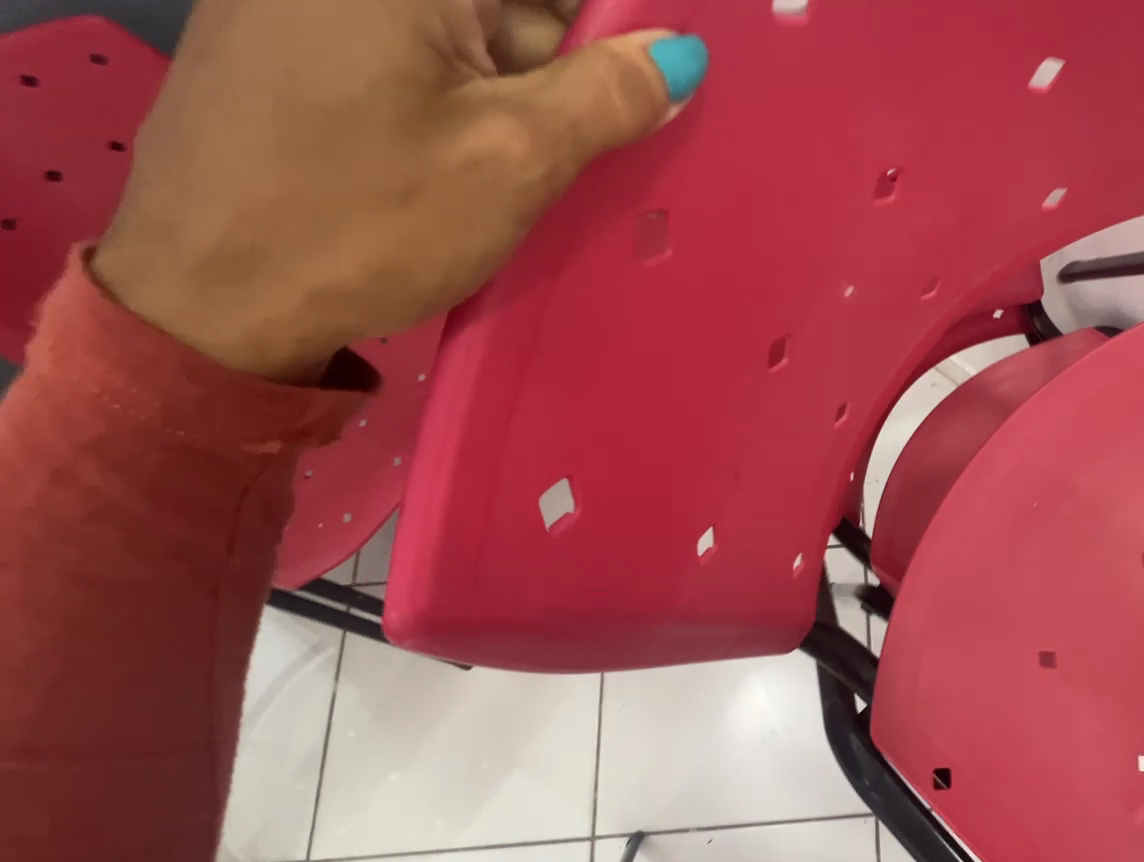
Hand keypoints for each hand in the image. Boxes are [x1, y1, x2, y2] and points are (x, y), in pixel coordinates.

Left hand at [91, 0, 709, 383]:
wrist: (212, 296)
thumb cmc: (371, 221)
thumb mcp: (511, 159)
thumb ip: (603, 95)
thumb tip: (678, 53)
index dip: (616, 30)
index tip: (658, 88)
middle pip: (510, 6)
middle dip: (571, 68)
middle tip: (608, 146)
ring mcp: (310, 3)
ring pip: (470, 37)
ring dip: (527, 95)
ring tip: (547, 169)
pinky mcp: (296, 48)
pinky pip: (421, 60)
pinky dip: (474, 104)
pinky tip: (490, 164)